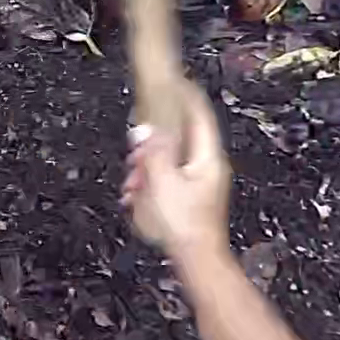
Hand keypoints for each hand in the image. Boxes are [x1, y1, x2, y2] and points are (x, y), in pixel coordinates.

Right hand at [121, 82, 230, 257]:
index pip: (199, 116)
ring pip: (171, 158)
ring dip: (149, 163)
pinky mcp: (191, 195)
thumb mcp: (163, 182)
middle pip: (181, 137)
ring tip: (133, 177)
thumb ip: (153, 153)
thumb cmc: (184, 225)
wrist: (196, 259)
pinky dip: (151, 179)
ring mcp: (200, 181)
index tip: (178, 80)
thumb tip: (145, 130)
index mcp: (206, 158)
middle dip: (155, 138)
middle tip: (137, 141)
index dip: (187, 96)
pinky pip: (168, 177)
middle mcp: (206, 167)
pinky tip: (137, 191)